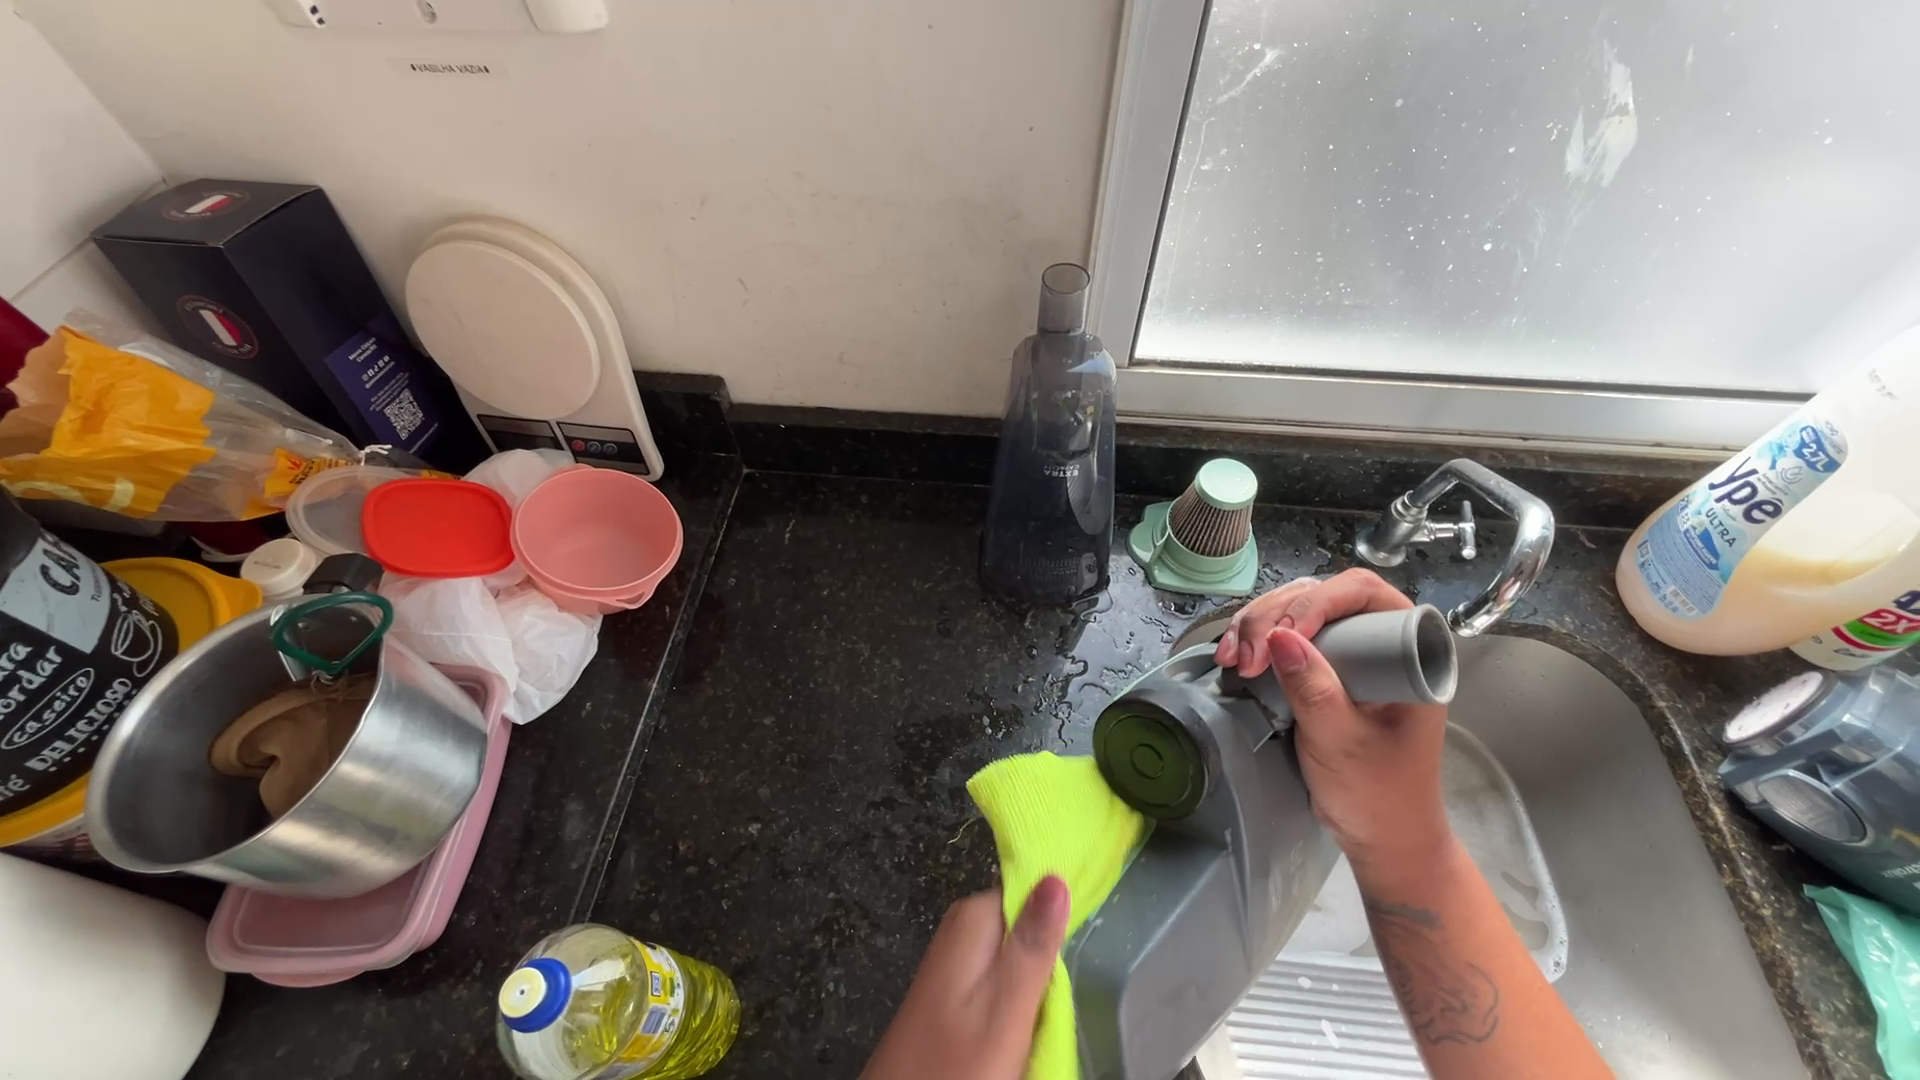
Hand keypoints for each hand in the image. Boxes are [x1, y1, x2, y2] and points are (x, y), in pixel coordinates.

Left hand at [862, 877, 1070, 1079]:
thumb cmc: (956, 1064)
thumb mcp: (1005, 1007)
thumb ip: (1031, 944)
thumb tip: (1056, 878)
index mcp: (972, 918)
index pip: (1030, 890)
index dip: (1057, 917)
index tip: (1074, 951)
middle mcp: (960, 928)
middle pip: (1023, 924)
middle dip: (1044, 956)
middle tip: (1053, 997)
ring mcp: (954, 960)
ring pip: (1014, 956)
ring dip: (1031, 984)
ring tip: (1035, 1019)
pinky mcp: (953, 991)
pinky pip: (998, 981)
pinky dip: (1014, 1002)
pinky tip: (1019, 1027)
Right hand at [1219, 570, 1451, 878]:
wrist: (1379, 838)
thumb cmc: (1377, 795)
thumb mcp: (1342, 743)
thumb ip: (1315, 690)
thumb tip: (1279, 637)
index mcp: (1409, 652)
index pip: (1363, 594)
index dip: (1318, 604)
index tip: (1281, 638)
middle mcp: (1378, 643)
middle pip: (1321, 597)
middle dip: (1274, 616)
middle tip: (1245, 657)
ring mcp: (1348, 655)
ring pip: (1295, 612)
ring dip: (1256, 628)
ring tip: (1232, 660)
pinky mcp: (1321, 671)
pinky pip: (1283, 639)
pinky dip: (1254, 644)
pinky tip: (1232, 661)